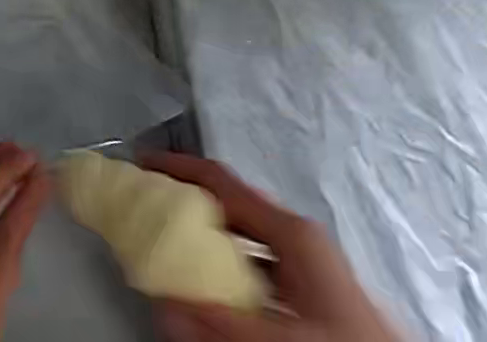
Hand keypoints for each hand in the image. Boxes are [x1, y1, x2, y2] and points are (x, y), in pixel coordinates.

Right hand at [142, 153, 399, 341]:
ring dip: (202, 239)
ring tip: (166, 246)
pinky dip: (222, 268)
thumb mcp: (283, 334)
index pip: (222, 182)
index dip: (178, 167)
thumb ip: (222, 322)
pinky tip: (206, 288)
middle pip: (227, 205)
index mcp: (291, 231)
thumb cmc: (346, 339)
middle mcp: (295, 236)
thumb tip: (161, 304)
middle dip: (185, 203)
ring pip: (238, 238)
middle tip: (145, 206)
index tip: (140, 162)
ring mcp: (302, 262)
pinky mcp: (305, 290)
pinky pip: (251, 266)